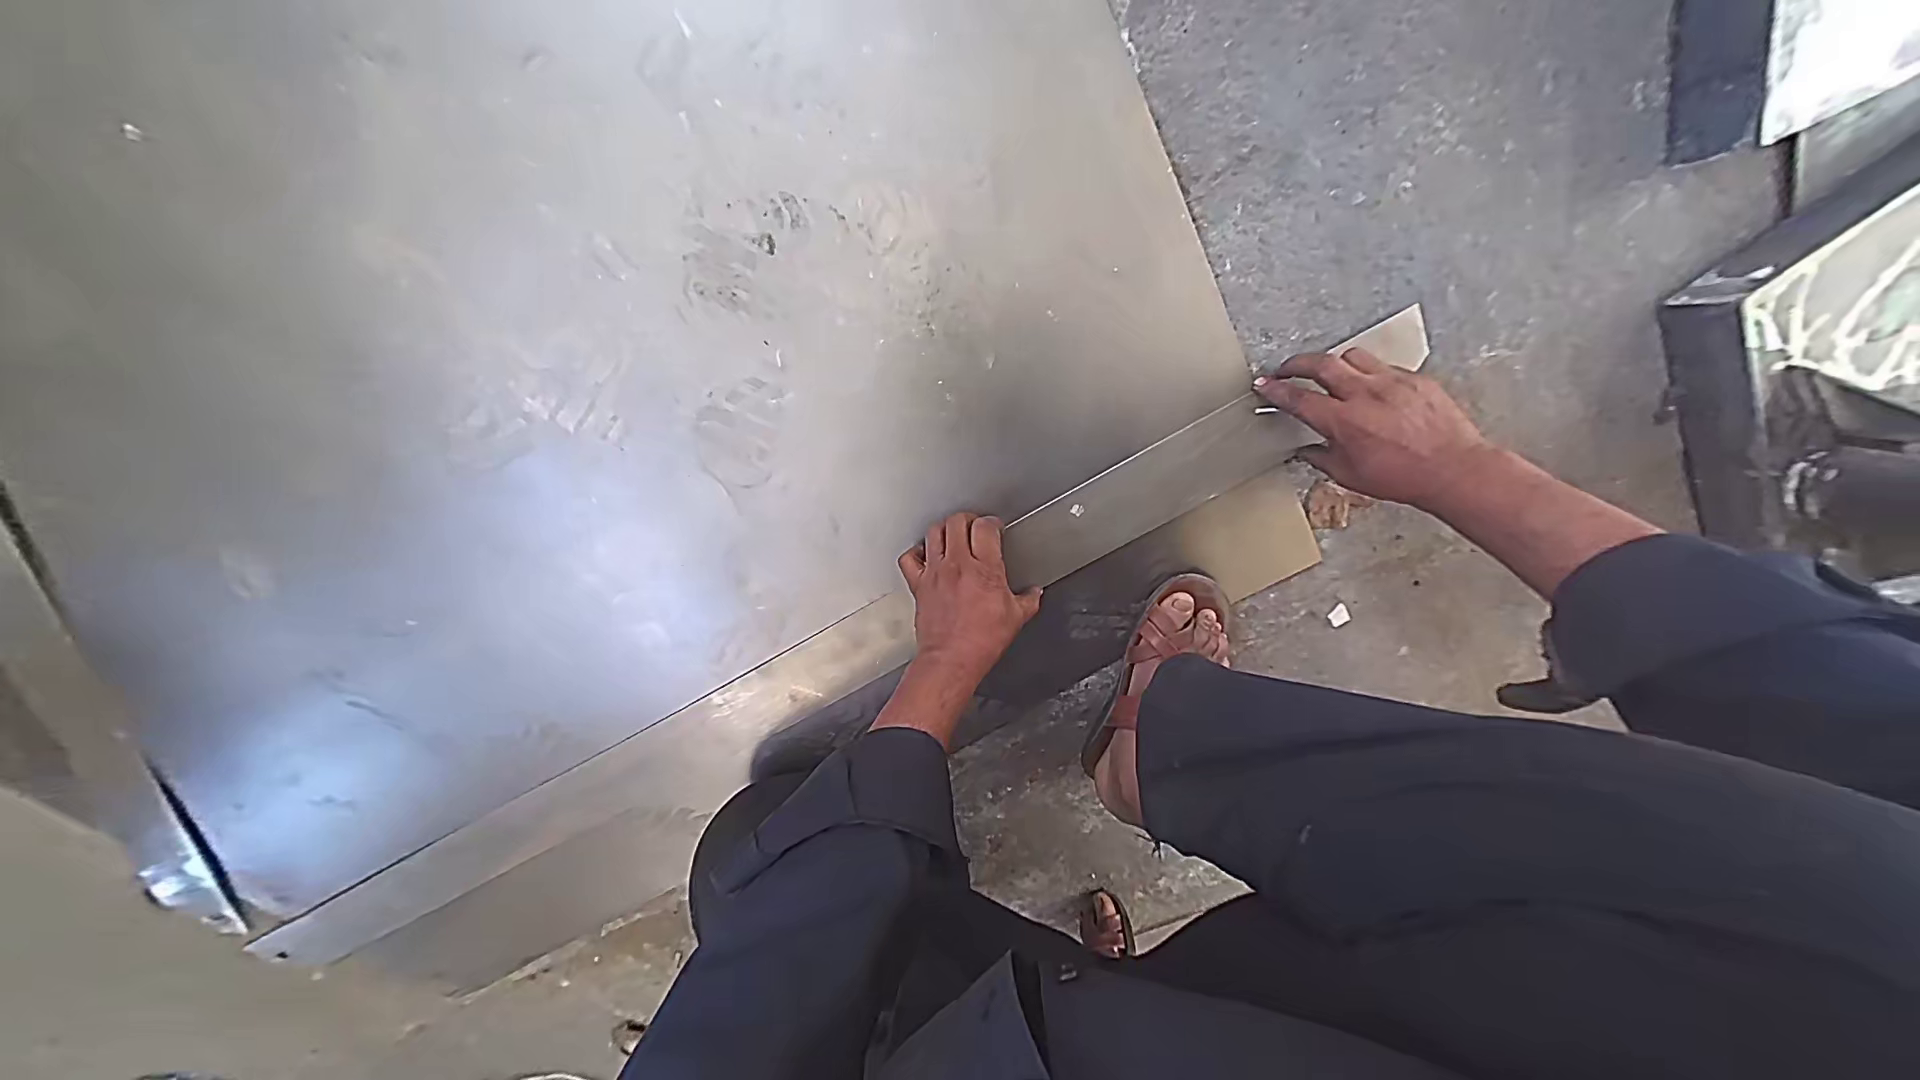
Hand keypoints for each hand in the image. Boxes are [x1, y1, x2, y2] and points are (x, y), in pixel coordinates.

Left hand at [897, 512, 1042, 682]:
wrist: (952, 660)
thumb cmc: (981, 642)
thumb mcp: (1016, 618)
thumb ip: (1028, 600)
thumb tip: (1034, 593)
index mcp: (985, 570)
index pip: (985, 527)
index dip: (992, 522)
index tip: (995, 527)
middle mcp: (958, 565)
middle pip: (957, 522)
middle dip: (968, 519)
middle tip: (974, 526)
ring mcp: (935, 573)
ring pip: (934, 532)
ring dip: (944, 529)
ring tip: (952, 534)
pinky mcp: (919, 584)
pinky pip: (909, 557)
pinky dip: (916, 552)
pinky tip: (925, 555)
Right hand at [1254, 348, 1500, 507]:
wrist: (1454, 469)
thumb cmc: (1405, 477)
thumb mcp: (1348, 475)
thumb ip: (1320, 457)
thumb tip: (1306, 449)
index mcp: (1344, 421)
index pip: (1299, 398)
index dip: (1276, 390)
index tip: (1264, 385)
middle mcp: (1366, 396)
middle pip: (1321, 363)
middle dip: (1296, 364)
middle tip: (1286, 369)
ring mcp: (1393, 383)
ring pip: (1352, 357)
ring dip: (1333, 363)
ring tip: (1327, 373)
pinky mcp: (1416, 380)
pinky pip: (1383, 367)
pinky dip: (1367, 374)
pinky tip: (1367, 387)